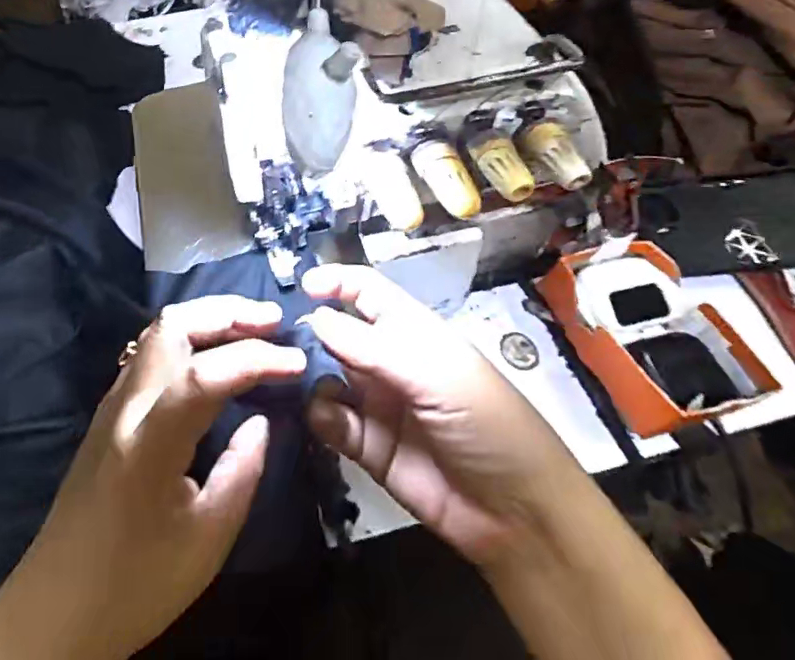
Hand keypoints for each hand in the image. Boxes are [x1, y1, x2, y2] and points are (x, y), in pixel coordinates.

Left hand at [0, 295, 306, 659]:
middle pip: (172, 327)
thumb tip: (263, 419)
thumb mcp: (208, 538)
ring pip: (158, 333)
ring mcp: (112, 408)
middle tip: (274, 322)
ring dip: (209, 320)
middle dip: (228, 313)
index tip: (297, 364)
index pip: (205, 373)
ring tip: (254, 331)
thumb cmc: (134, 586)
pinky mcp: (109, 417)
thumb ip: (243, 468)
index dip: (257, 358)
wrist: (52, 618)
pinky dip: (192, 339)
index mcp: (149, 443)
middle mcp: (125, 410)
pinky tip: (218, 358)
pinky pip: (151, 354)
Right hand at [299, 265, 589, 566]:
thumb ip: (373, 348)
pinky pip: (332, 422)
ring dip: (310, 374)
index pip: (372, 294)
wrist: (514, 510)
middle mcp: (393, 363)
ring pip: (329, 377)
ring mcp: (379, 404)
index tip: (304, 284)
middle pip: (342, 334)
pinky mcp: (369, 448)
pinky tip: (325, 417)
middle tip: (280, 340)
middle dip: (313, 332)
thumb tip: (317, 317)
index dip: (340, 283)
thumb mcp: (435, 374)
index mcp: (416, 333)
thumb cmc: (485, 422)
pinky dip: (321, 416)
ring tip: (293, 378)